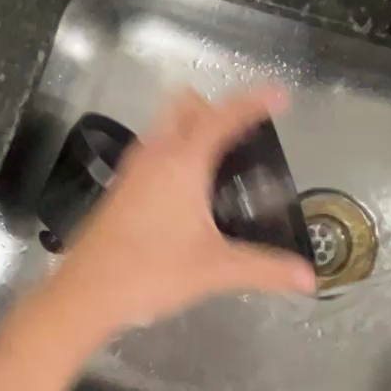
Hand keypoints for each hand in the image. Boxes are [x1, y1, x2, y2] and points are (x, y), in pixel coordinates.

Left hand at [46, 86, 317, 333]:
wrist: (84, 295)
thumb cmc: (150, 272)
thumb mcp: (215, 269)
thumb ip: (264, 269)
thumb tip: (307, 277)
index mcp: (183, 161)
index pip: (225, 116)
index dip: (256, 102)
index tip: (281, 95)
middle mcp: (156, 153)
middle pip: (187, 104)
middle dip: (217, 106)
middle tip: (245, 129)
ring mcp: (135, 167)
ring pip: (167, 123)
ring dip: (194, 124)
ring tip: (224, 154)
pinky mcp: (123, 186)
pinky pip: (155, 146)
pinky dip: (177, 147)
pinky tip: (190, 186)